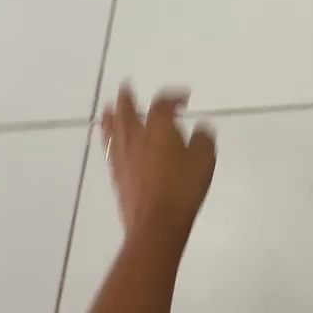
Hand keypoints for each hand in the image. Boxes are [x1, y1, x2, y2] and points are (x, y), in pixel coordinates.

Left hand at [101, 84, 216, 244]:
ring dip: (111, 117)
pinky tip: (110, 142)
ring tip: (108, 108)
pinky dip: (109, 140)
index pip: (162, 104)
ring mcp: (124, 158)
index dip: (173, 97)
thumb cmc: (184, 188)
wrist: (157, 225)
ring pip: (113, 131)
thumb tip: (199, 129)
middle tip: (125, 87)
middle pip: (128, 112)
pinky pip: (110, 151)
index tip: (185, 98)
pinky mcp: (117, 178)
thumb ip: (203, 138)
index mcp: (159, 128)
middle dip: (128, 98)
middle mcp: (137, 138)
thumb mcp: (205, 158)